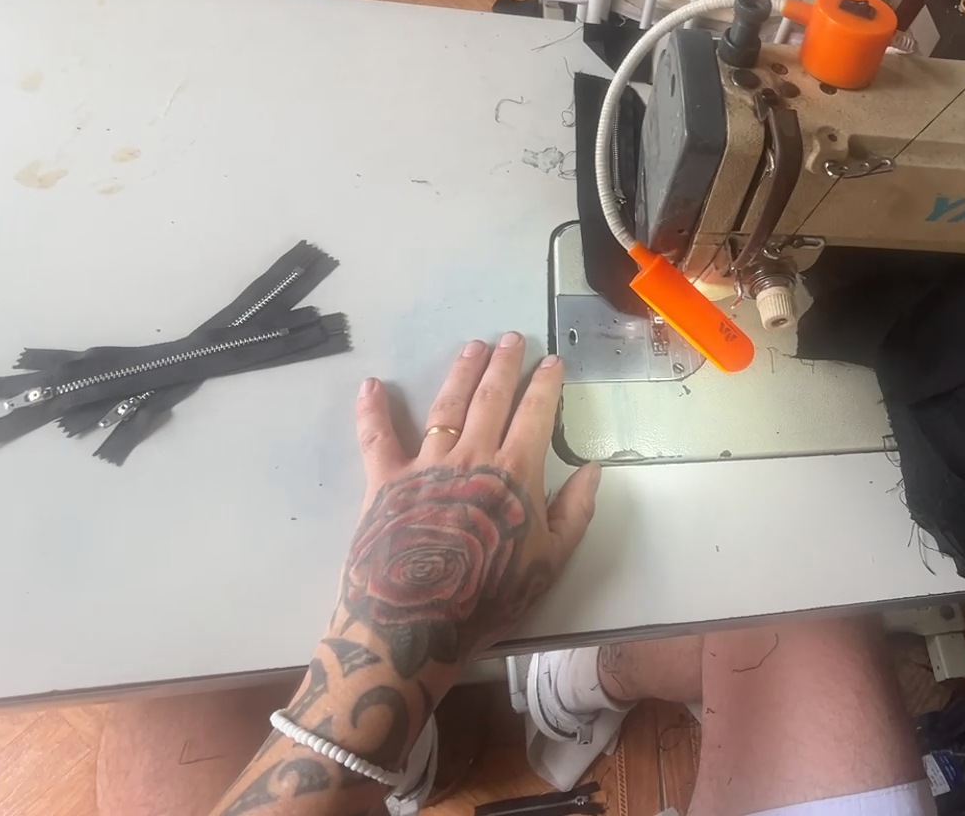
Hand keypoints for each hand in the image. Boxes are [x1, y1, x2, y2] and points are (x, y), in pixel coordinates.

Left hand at [336, 333, 602, 681]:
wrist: (413, 627)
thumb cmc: (489, 595)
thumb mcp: (551, 559)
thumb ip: (576, 510)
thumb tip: (594, 468)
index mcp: (515, 470)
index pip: (535, 412)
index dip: (546, 383)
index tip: (552, 361)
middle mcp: (472, 455)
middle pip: (491, 396)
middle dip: (505, 364)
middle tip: (512, 337)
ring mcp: (426, 464)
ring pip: (446, 405)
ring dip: (461, 372)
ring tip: (472, 346)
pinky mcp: (383, 481)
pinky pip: (376, 438)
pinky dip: (373, 410)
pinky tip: (371, 384)